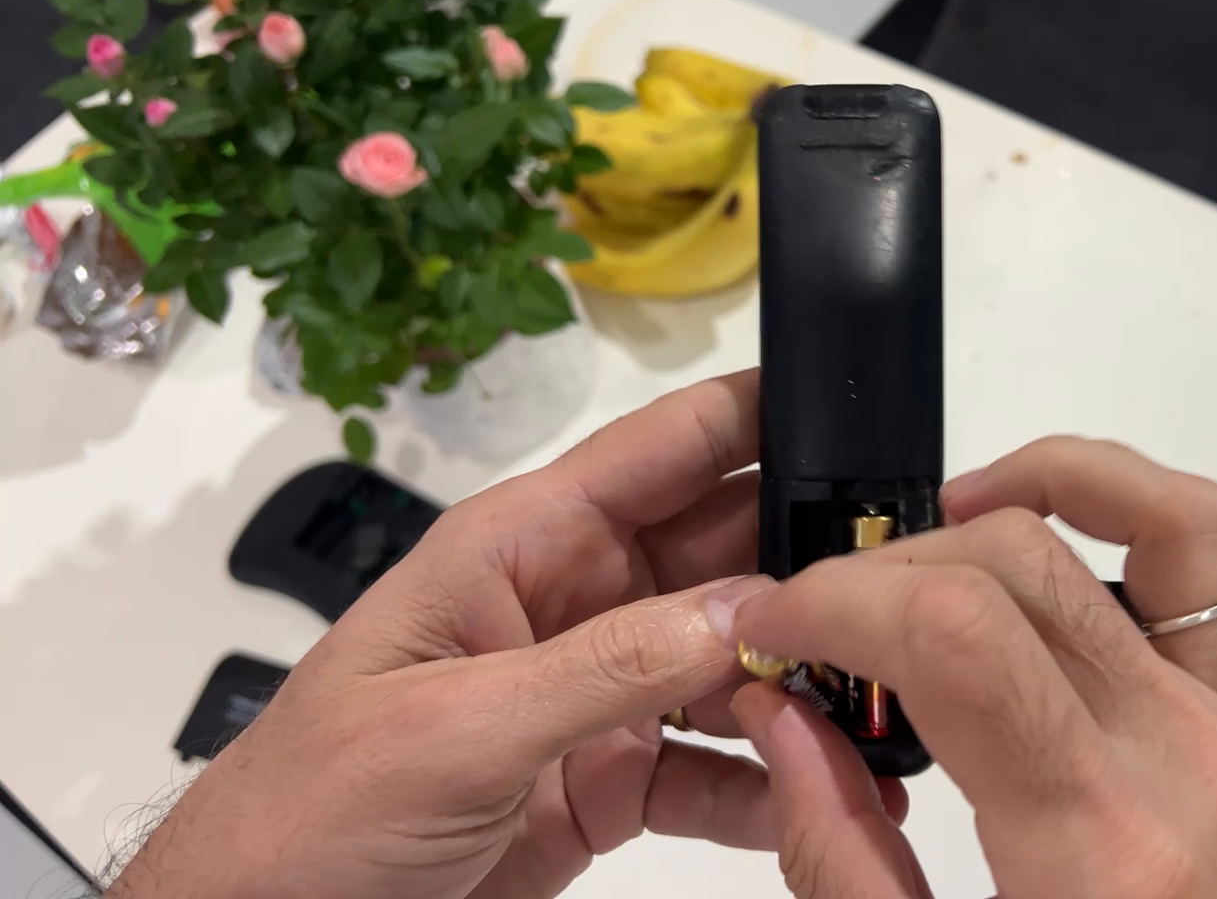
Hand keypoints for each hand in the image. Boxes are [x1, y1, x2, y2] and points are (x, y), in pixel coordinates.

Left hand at [109, 371, 903, 898]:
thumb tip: (752, 613)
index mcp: (539, 539)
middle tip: (894, 571)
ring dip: (804, 673)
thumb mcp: (455, 730)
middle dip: (809, 555)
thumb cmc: (309, 821)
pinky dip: (771, 775)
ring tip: (880, 697)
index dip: (758, 411)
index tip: (852, 409)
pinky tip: (826, 794)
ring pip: (741, 652)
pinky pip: (721, 757)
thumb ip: (609, 665)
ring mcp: (618, 681)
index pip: (670, 445)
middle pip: (730, 546)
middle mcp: (594, 593)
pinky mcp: (630, 766)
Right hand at [728, 437, 1216, 898]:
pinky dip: (1149, 523)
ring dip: (1054, 478)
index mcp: (1103, 848)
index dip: (838, 598)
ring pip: (1174, 517)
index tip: (775, 619)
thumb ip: (839, 861)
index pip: (955, 632)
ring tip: (955, 518)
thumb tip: (784, 714)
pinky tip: (1068, 553)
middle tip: (836, 609)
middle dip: (897, 562)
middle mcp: (1191, 756)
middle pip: (1027, 561)